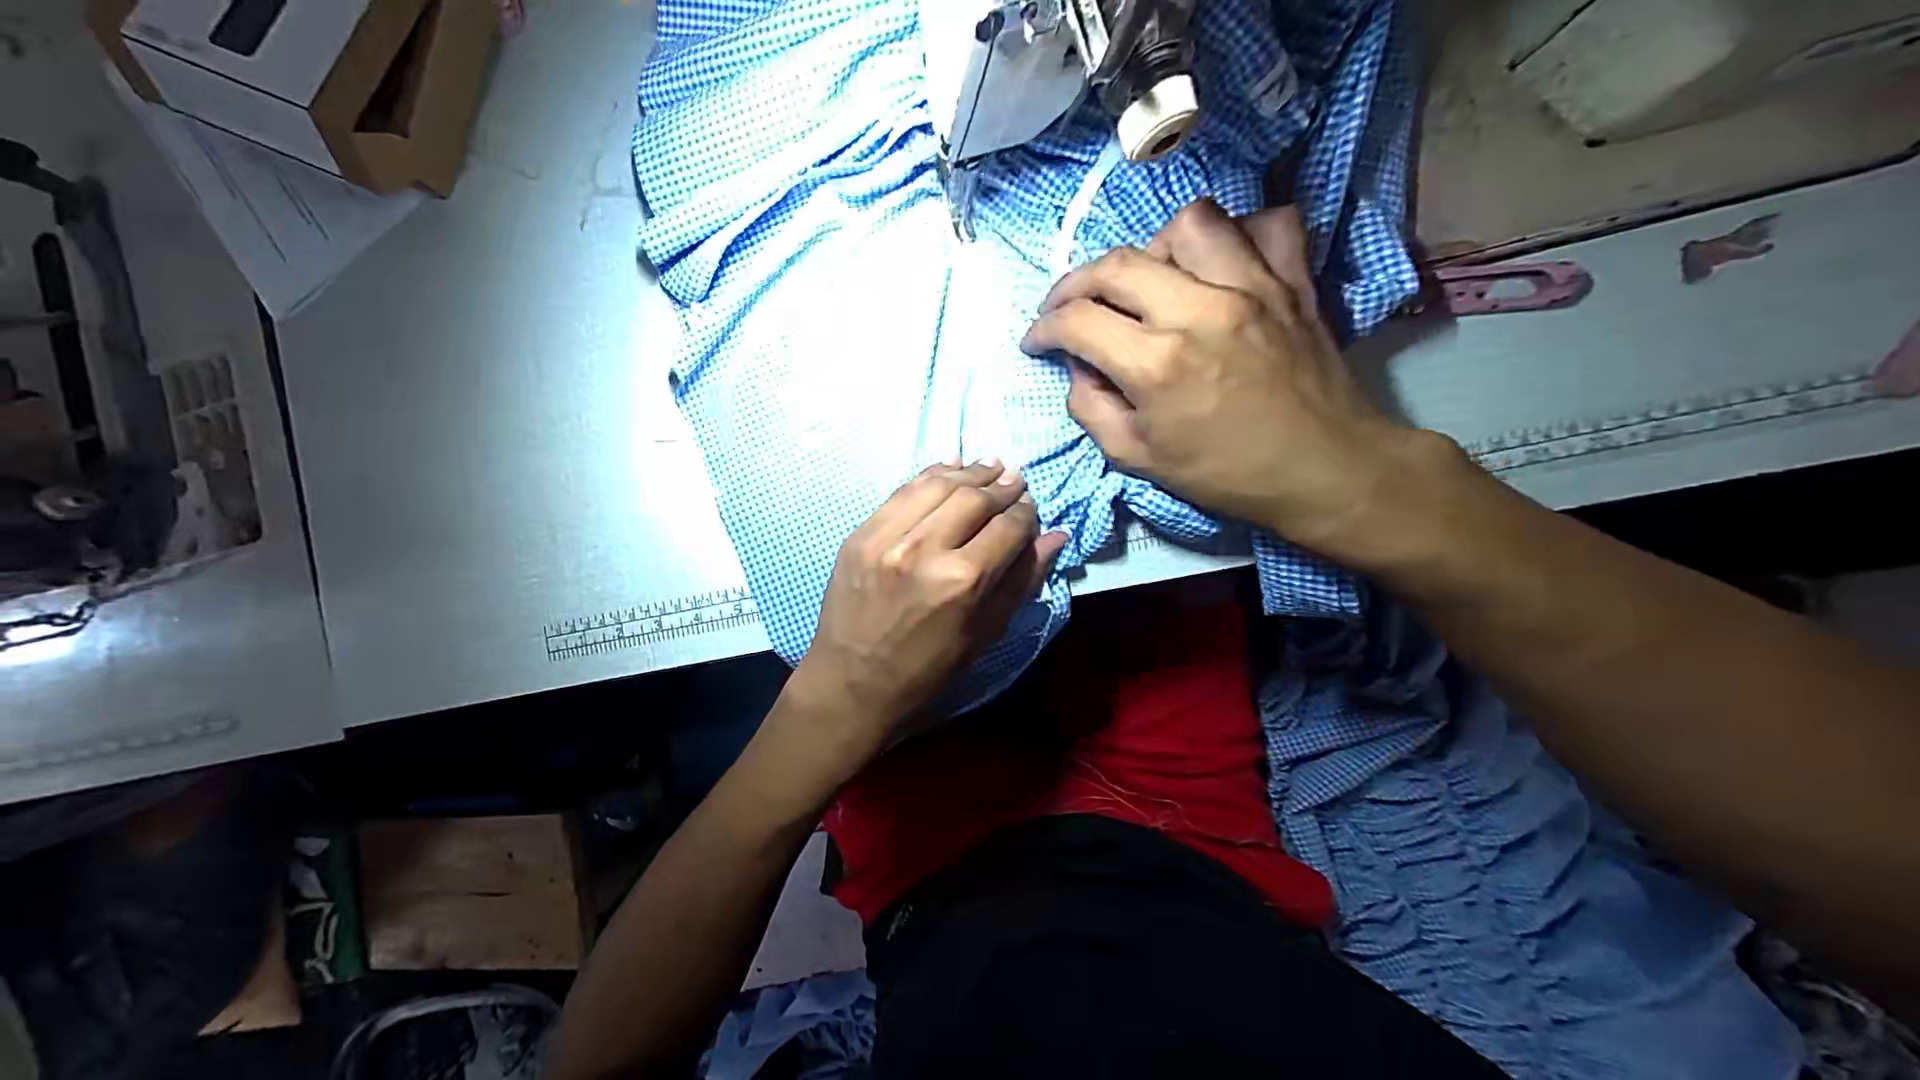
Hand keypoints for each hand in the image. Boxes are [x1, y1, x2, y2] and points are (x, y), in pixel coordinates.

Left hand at [784, 461, 1066, 760]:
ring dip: (969, 473)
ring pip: (938, 486)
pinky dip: (930, 475)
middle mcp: (925, 550)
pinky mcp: (860, 534)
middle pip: (975, 499)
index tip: (1031, 509)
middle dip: (1002, 487)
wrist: (852, 683)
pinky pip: (901, 492)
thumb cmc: (929, 670)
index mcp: (963, 582)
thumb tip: (1055, 535)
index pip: (1008, 528)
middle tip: (1015, 481)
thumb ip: (1022, 579)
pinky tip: (950, 469)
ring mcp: (886, 538)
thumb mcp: (986, 633)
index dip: (1026, 514)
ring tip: (989, 467)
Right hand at [1021, 198, 1456, 559]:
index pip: (1077, 320)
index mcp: (1156, 363)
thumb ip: (1090, 408)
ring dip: (1152, 250)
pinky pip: (1265, 224)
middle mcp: (1199, 309)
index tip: (1037, 341)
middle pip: (1115, 264)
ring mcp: (1252, 286)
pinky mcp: (1292, 280)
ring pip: (1186, 225)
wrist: (1322, 469)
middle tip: (1068, 310)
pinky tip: (1220, 267)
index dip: (1043, 329)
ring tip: (1149, 283)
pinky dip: (1235, 236)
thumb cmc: (1224, 473)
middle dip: (1073, 285)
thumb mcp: (1137, 459)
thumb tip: (1079, 366)